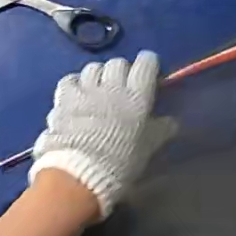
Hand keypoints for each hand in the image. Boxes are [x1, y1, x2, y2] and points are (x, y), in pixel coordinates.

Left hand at [29, 51, 171, 216]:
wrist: (80, 171)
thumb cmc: (120, 163)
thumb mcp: (147, 149)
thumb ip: (159, 131)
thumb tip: (171, 122)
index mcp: (137, 97)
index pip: (145, 66)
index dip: (148, 63)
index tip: (149, 68)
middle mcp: (111, 87)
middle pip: (118, 64)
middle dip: (122, 70)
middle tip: (122, 83)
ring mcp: (85, 90)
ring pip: (93, 68)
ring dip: (97, 75)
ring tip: (98, 87)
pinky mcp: (64, 98)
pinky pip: (70, 80)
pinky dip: (74, 83)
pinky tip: (76, 93)